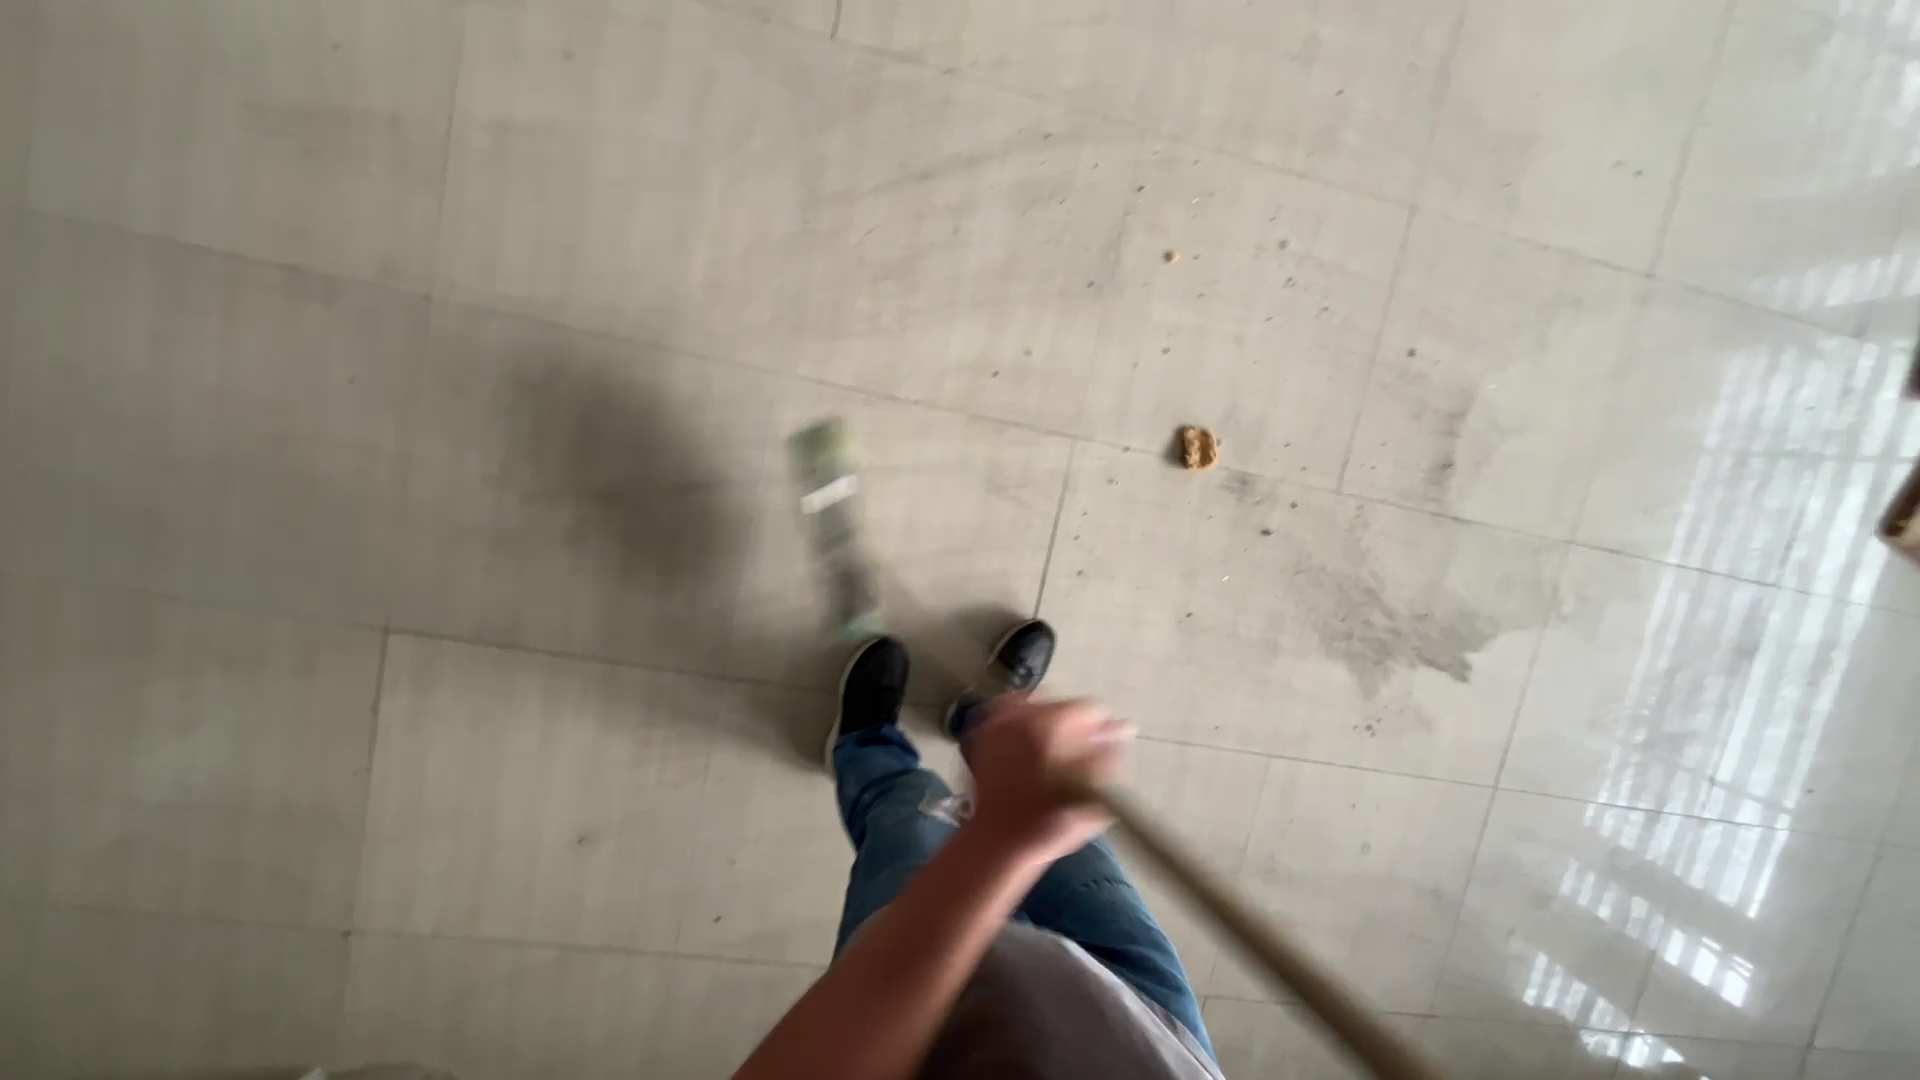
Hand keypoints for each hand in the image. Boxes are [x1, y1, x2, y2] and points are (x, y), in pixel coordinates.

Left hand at [961, 696, 1132, 864]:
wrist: (1000, 842)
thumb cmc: (1050, 823)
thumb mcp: (1092, 793)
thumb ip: (1109, 754)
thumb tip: (1123, 728)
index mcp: (1050, 725)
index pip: (1090, 709)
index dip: (1103, 728)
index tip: (1106, 744)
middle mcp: (1022, 715)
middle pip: (1063, 705)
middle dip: (1077, 724)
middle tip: (1083, 749)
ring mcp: (998, 722)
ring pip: (1036, 704)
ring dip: (1050, 718)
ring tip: (1057, 745)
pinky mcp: (983, 734)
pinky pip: (1007, 710)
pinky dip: (1021, 716)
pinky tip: (1030, 734)